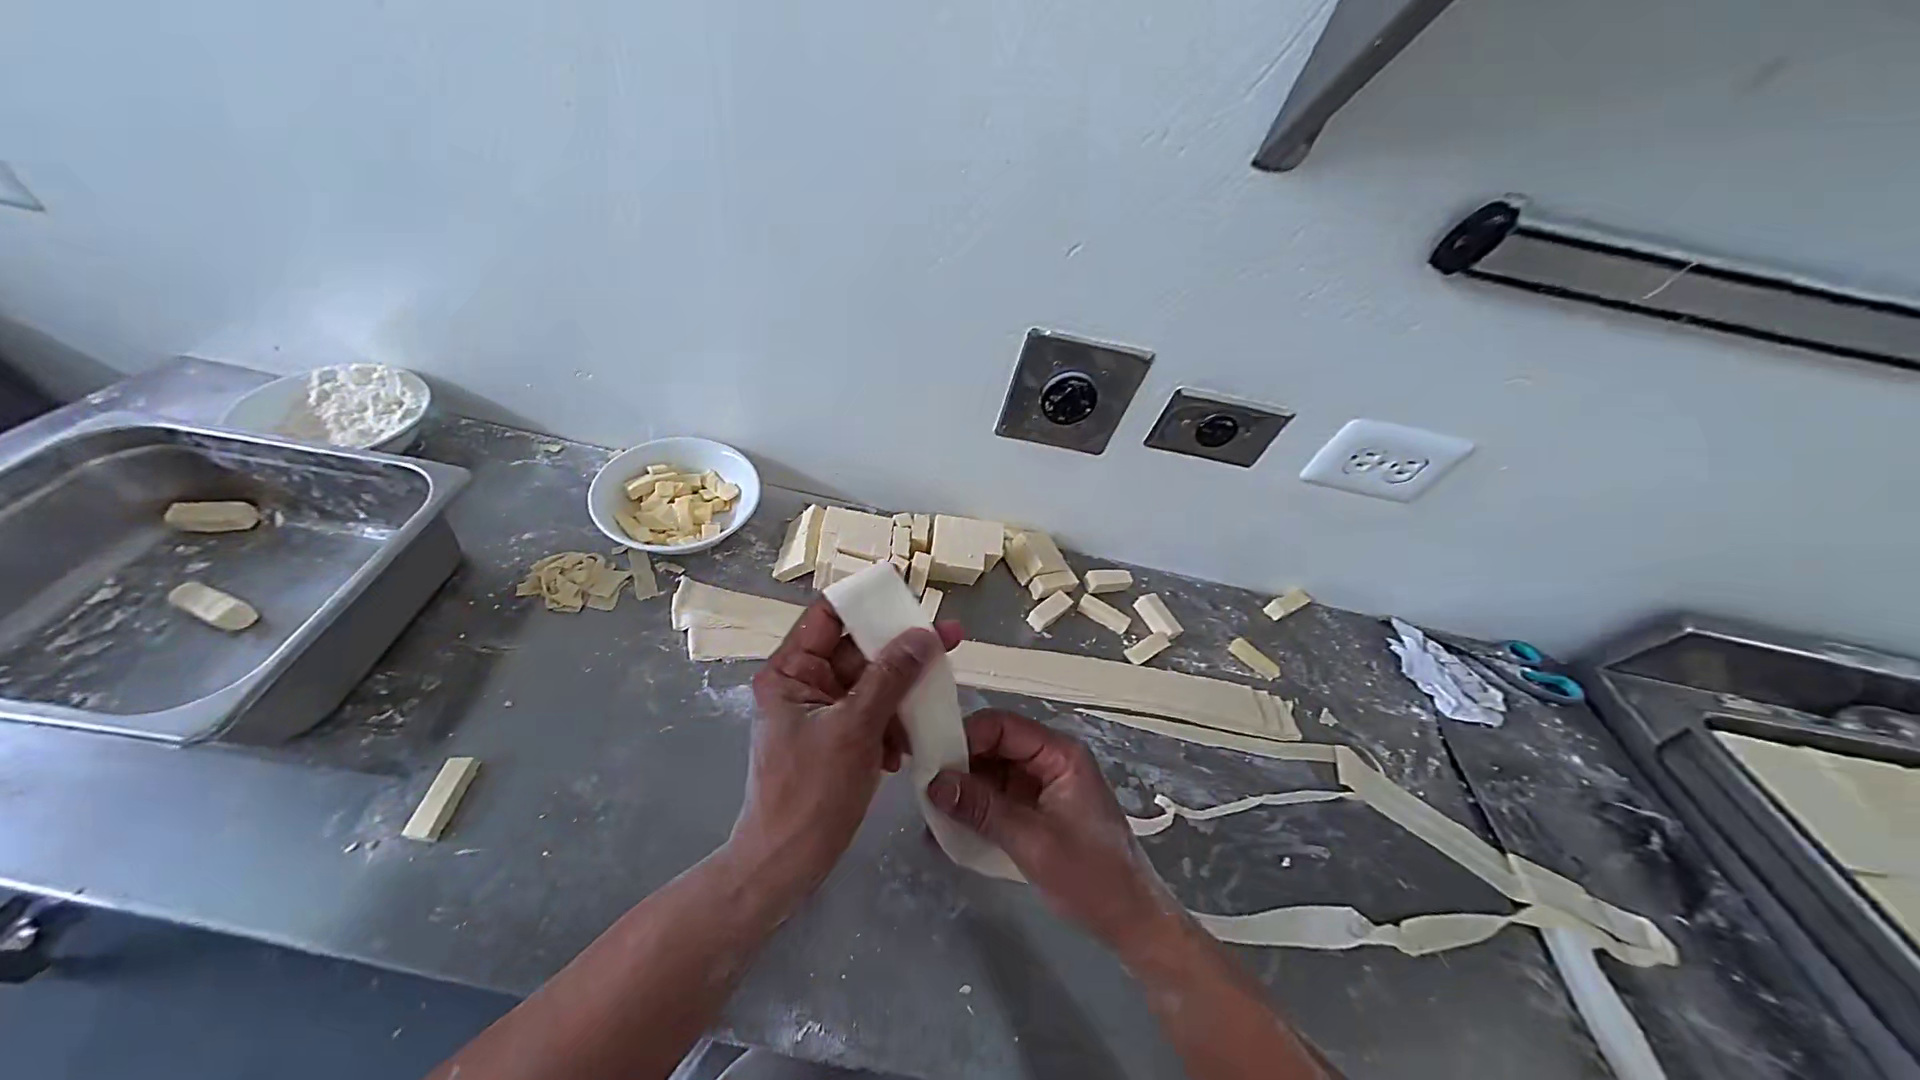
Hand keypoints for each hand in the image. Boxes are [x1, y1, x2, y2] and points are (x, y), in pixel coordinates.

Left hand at [733, 597, 963, 896]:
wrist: (785, 864)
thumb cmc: (810, 794)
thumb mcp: (855, 729)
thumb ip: (891, 678)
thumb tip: (924, 636)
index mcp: (790, 671)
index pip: (828, 616)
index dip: (867, 601)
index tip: (908, 595)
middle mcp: (802, 683)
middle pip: (858, 650)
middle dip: (900, 655)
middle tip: (947, 645)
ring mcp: (820, 711)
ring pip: (871, 683)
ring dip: (899, 697)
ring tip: (924, 712)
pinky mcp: (835, 736)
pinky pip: (871, 713)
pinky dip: (890, 725)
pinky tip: (901, 750)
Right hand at [926, 710, 1179, 952]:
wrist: (1130, 923)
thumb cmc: (1091, 877)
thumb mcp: (1032, 841)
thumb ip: (983, 809)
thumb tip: (934, 784)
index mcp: (1060, 754)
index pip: (1004, 726)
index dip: (966, 736)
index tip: (930, 760)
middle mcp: (1049, 762)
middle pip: (994, 747)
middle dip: (959, 765)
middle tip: (922, 787)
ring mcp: (1042, 787)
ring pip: (991, 774)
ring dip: (962, 792)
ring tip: (928, 812)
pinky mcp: (1035, 812)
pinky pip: (996, 800)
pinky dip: (974, 812)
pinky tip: (946, 830)